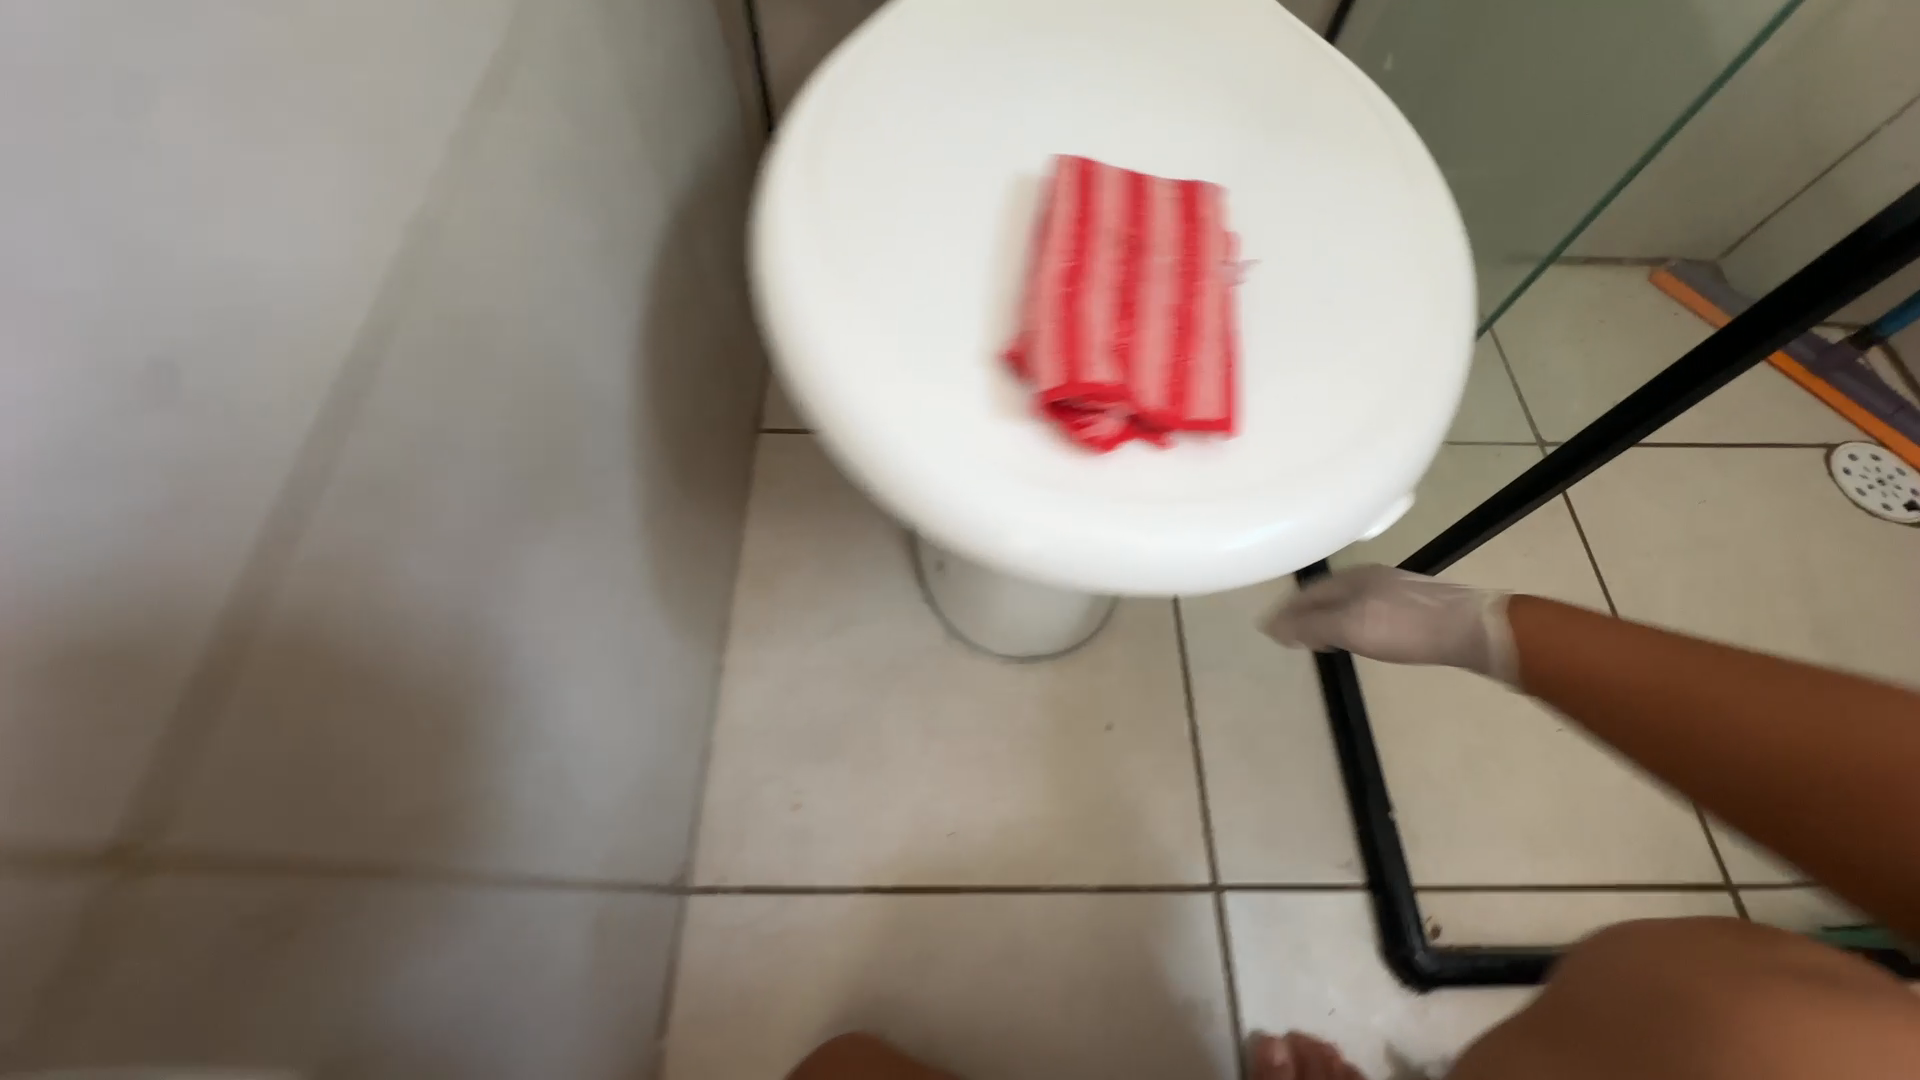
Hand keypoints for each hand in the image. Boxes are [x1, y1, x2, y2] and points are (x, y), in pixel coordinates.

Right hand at [1262, 564, 1516, 681]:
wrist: (1475, 630)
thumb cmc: (1405, 628)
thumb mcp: (1349, 627)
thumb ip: (1309, 626)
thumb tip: (1272, 627)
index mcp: (1350, 578)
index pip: (1306, 594)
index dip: (1286, 613)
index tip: (1271, 632)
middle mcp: (1369, 578)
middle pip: (1326, 596)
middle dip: (1306, 614)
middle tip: (1292, 637)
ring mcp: (1395, 590)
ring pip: (1348, 603)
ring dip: (1329, 619)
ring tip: (1321, 639)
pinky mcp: (1416, 606)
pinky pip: (1369, 610)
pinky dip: (1351, 622)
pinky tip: (1360, 636)